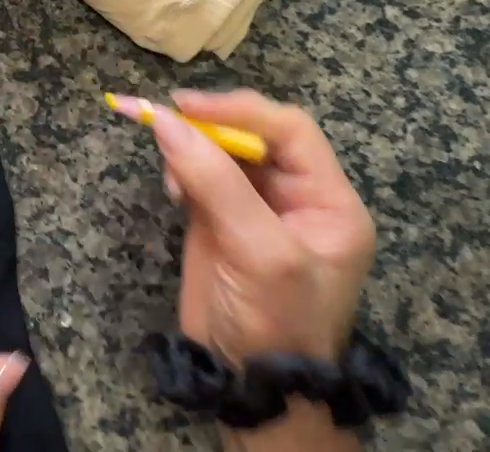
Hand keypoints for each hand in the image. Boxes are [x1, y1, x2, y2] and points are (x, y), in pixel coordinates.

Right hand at [128, 90, 375, 450]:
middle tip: (161, 122)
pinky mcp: (218, 220)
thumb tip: (164, 121)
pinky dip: (178, 170)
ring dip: (189, 149)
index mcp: (329, 202)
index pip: (290, 131)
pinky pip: (196, 174)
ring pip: (218, 150)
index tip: (186, 106)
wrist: (250, 385)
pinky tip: (172, 191)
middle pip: (252, 135)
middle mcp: (295, 198)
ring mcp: (254, 208)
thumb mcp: (257, 252)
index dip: (240, 109)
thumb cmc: (275, 322)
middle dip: (207, 128)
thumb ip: (215, 182)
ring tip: (171, 175)